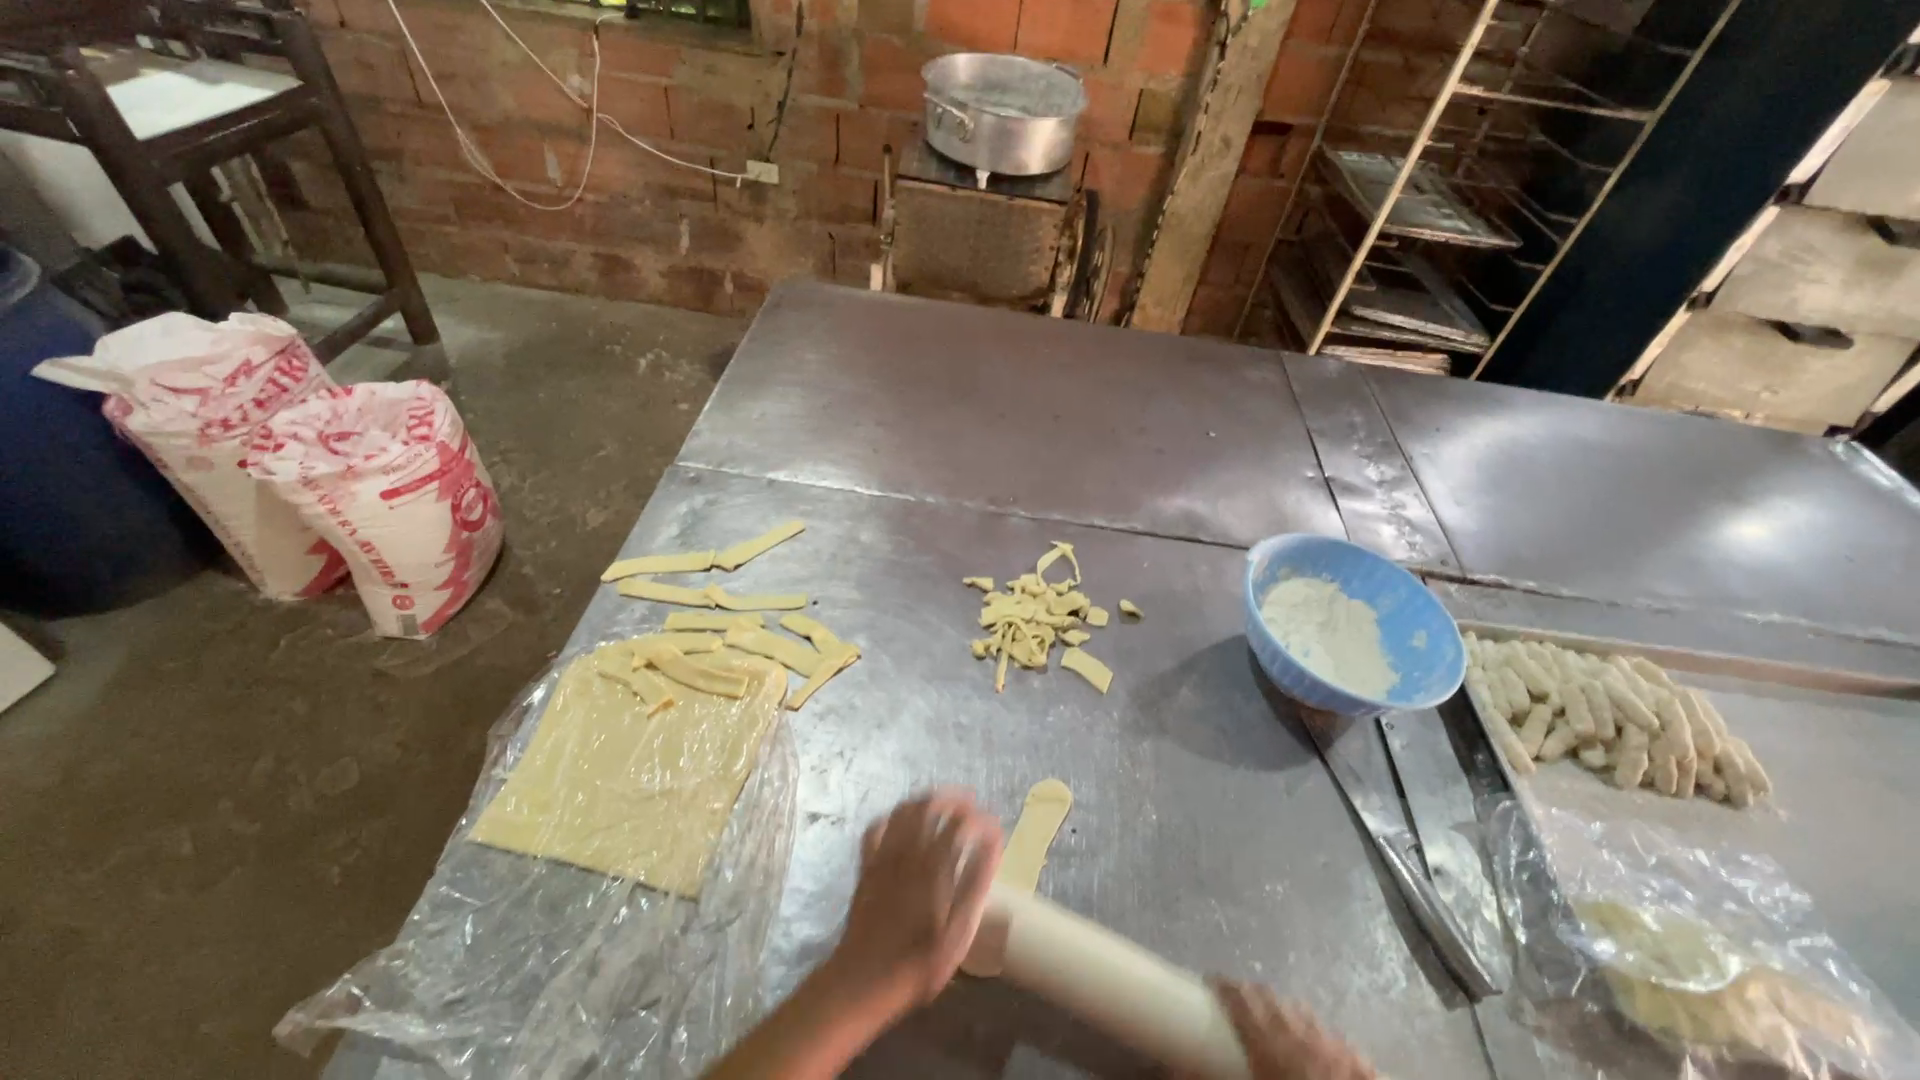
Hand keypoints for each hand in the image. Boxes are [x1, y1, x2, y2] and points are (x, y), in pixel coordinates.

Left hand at [827, 788, 1004, 1009]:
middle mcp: (907, 852)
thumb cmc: (919, 962)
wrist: (864, 979)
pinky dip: (893, 817)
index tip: (993, 824)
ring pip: (903, 811)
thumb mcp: (960, 930)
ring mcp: (883, 856)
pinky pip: (877, 828)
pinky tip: (902, 822)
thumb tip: (993, 843)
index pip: (959, 822)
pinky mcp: (866, 866)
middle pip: (929, 806)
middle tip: (970, 803)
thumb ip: (977, 883)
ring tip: (943, 804)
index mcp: (934, 866)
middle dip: (953, 799)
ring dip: (925, 800)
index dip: (979, 817)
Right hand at [1209, 979, 1375, 1079]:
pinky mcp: (1356, 1057)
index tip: (1209, 984)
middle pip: (1268, 997)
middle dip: (1250, 993)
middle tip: (1236, 1001)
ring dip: (1281, 1007)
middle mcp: (1297, 1032)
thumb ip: (1212, 1073)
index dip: (1222, 986)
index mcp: (1268, 1042)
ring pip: (1299, 1009)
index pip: (1239, 999)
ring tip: (1272, 1016)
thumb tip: (1179, 1068)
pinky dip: (1313, 1030)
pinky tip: (1313, 1043)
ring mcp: (1330, 1042)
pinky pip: (1328, 1032)